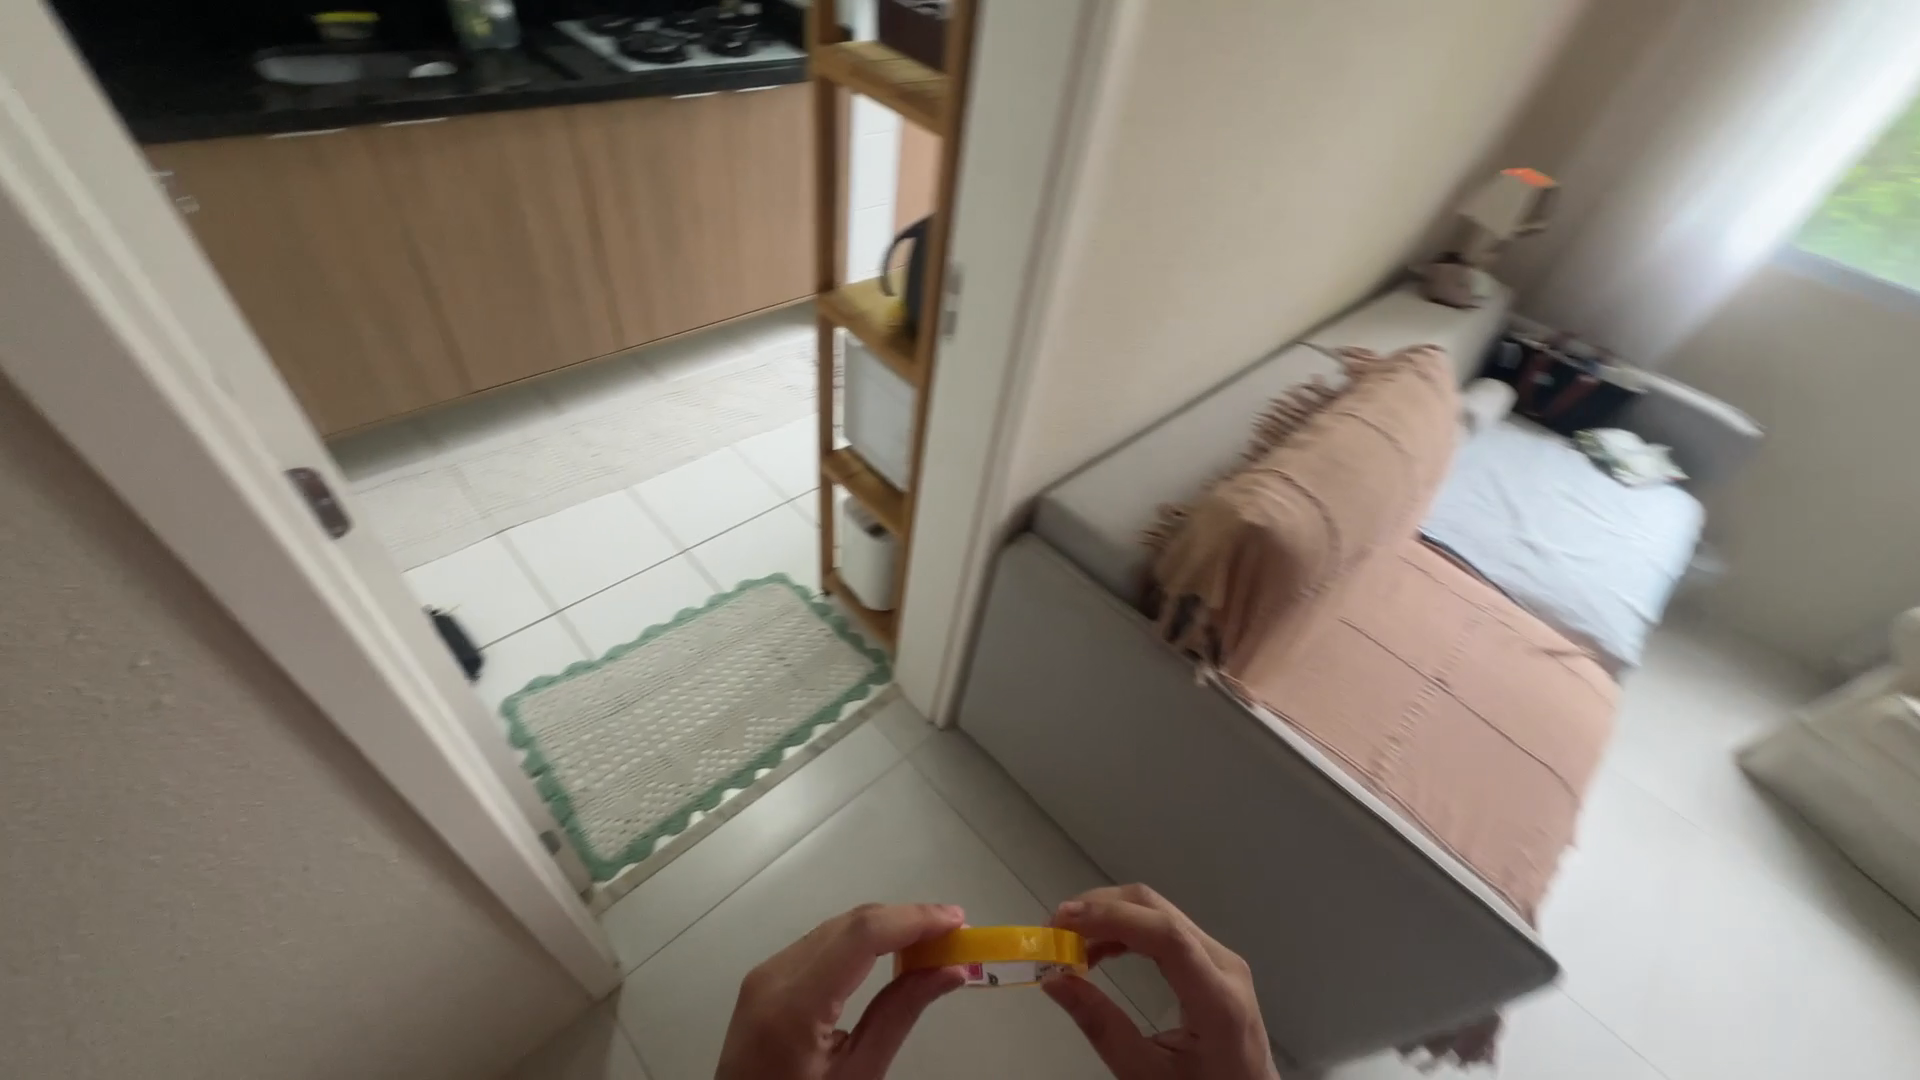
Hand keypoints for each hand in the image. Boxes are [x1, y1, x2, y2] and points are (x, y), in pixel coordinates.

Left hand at [715, 903, 967, 1079]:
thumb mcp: (857, 1077)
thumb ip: (901, 1015)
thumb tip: (951, 970)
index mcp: (793, 1005)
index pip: (862, 935)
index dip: (914, 919)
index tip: (957, 921)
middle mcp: (774, 974)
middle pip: (851, 924)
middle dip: (906, 920)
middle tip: (953, 933)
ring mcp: (766, 971)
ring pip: (839, 927)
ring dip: (887, 926)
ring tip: (931, 940)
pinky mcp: (767, 975)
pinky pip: (823, 941)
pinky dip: (862, 939)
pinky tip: (890, 950)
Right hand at [1042, 885, 1281, 1079]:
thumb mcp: (1148, 1077)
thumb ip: (1102, 1027)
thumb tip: (1053, 980)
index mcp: (1218, 1000)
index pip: (1165, 935)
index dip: (1112, 918)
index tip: (1063, 922)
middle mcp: (1224, 964)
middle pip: (1157, 909)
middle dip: (1100, 909)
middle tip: (1055, 929)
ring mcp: (1220, 956)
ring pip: (1156, 909)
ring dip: (1108, 915)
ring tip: (1069, 941)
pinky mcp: (1210, 956)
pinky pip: (1162, 925)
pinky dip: (1124, 927)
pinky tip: (1097, 948)